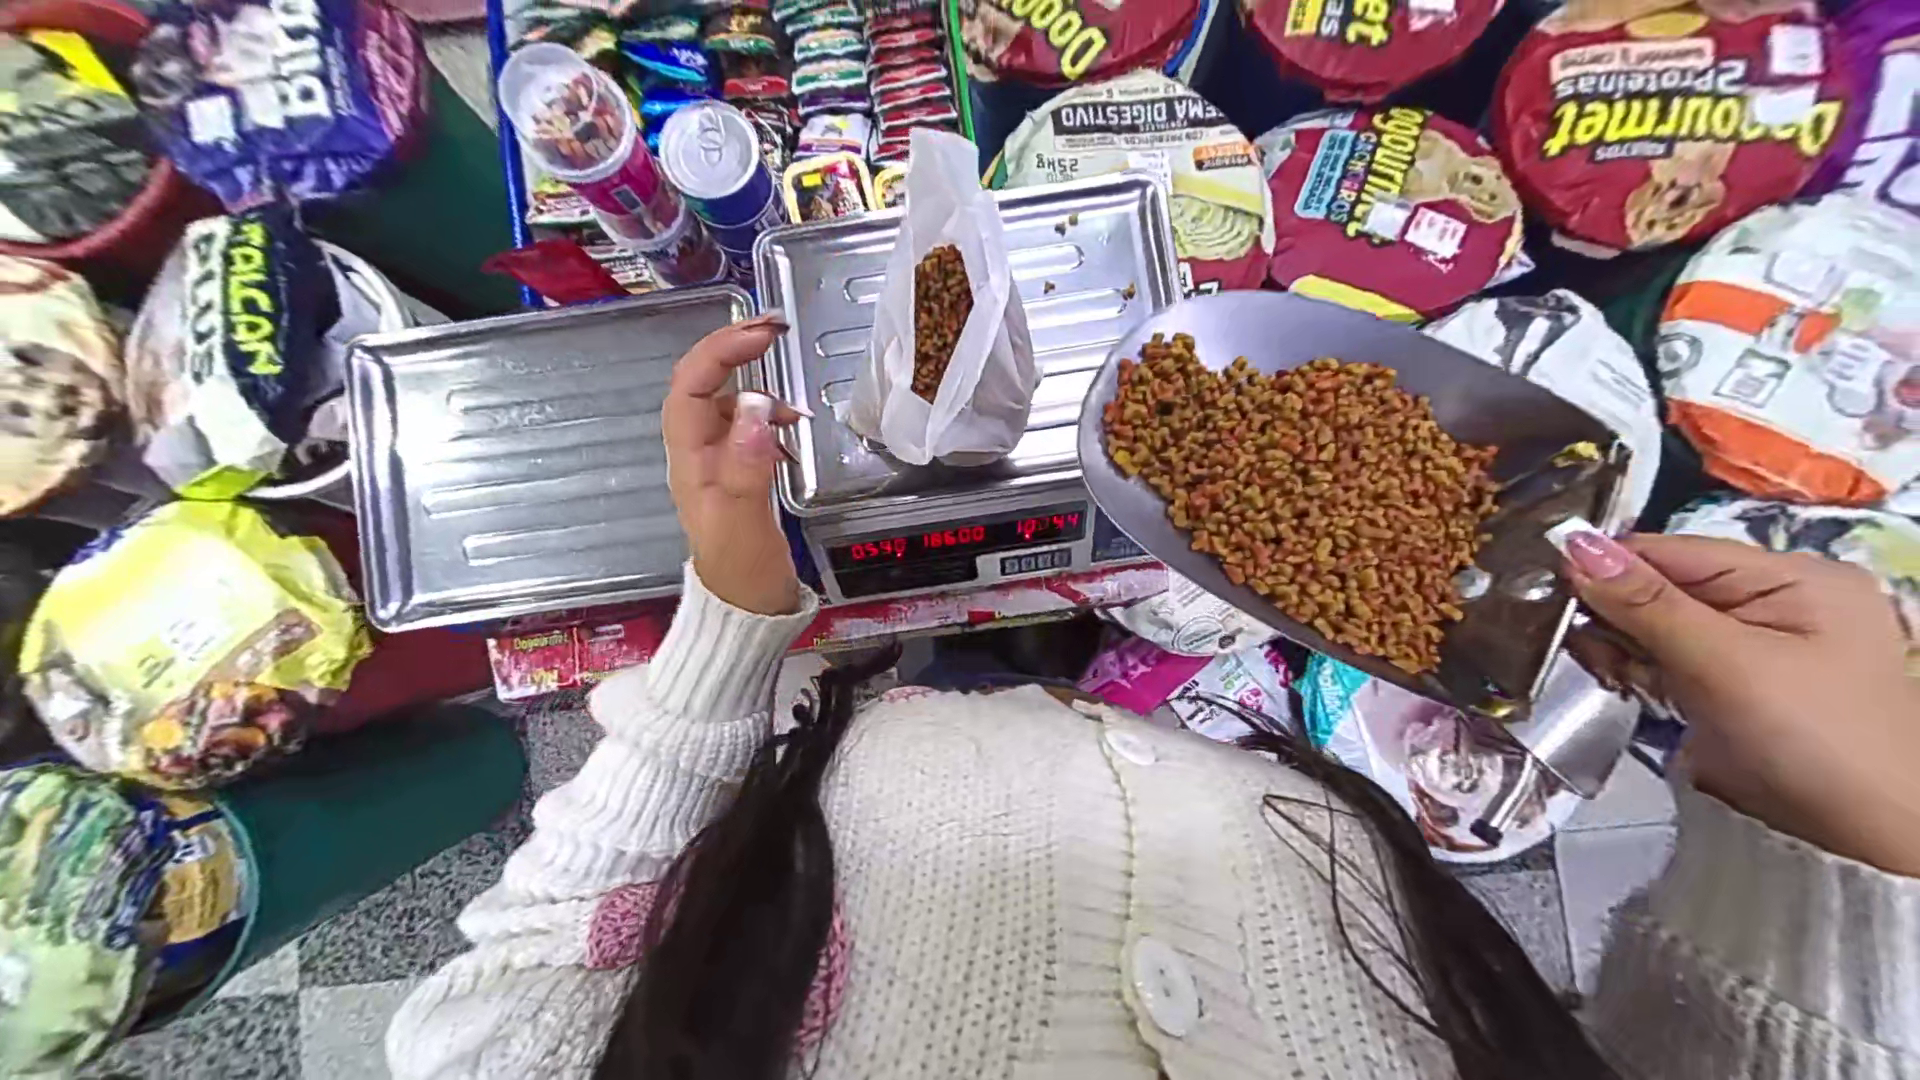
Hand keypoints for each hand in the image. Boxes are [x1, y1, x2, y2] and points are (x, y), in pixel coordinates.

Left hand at [662, 312, 804, 614]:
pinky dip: (771, 422)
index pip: (692, 387)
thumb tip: (758, 405)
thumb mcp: (744, 520)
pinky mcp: (741, 476)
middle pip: (705, 386)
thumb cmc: (743, 570)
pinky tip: (793, 435)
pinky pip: (750, 432)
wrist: (749, 609)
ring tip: (797, 410)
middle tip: (775, 329)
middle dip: (735, 352)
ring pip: (730, 407)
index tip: (763, 332)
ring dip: (760, 393)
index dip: (721, 351)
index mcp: (690, 459)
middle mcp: (699, 454)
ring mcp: (720, 464)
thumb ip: (747, 464)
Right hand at [1563, 530, 1919, 876]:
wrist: (1859, 832)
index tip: (1548, 592)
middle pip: (1649, 583)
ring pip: (1642, 618)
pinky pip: (1652, 648)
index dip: (1602, 567)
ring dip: (1613, 643)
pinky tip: (1625, 681)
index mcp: (1791, 578)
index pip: (1664, 551)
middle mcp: (1768, 598)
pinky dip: (1628, 662)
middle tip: (1591, 648)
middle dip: (1608, 613)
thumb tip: (1574, 544)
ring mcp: (1745, 638)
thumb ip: (1642, 601)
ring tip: (1614, 672)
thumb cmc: (1807, 734)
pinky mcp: (1720, 671)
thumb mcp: (1720, 660)